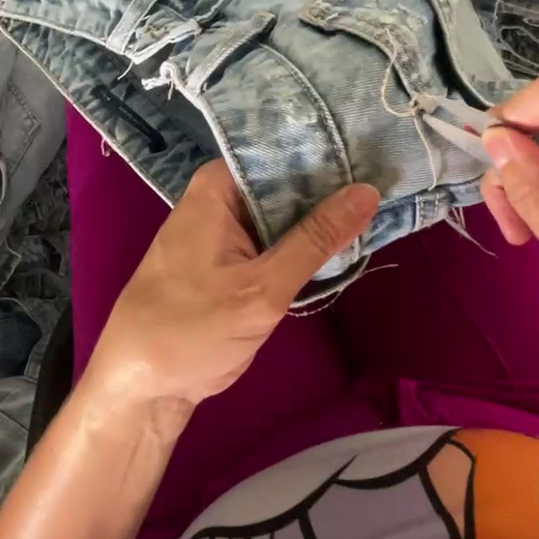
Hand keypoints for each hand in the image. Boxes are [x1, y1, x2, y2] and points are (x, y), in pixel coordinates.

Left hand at [84, 161, 378, 418]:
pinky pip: (274, 241)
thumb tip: (367, 191)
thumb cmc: (190, 330)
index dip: (331, 154)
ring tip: (386, 206)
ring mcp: (226, 231)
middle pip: (287, 183)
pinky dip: (304, 248)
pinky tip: (348, 244)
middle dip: (333, 190)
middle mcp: (220, 198)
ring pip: (284, 215)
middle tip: (395, 185)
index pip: (284, 153)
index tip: (381, 155)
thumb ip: (315, 239)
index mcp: (218, 187)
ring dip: (322, 222)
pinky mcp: (232, 261)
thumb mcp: (262, 288)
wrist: (143, 385)